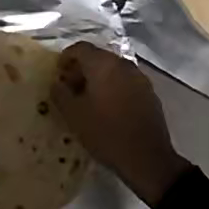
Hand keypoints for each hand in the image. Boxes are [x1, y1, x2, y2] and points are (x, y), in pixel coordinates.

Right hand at [52, 43, 189, 207]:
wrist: (148, 160)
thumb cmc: (106, 133)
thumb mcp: (73, 115)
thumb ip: (60, 93)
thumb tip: (57, 83)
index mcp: (103, 64)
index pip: (79, 48)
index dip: (65, 58)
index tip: (58, 74)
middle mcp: (123, 64)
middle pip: (97, 57)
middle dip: (82, 68)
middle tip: (71, 87)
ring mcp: (140, 78)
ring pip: (113, 69)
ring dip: (99, 78)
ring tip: (89, 99)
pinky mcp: (150, 93)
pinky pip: (126, 82)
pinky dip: (114, 87)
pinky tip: (109, 108)